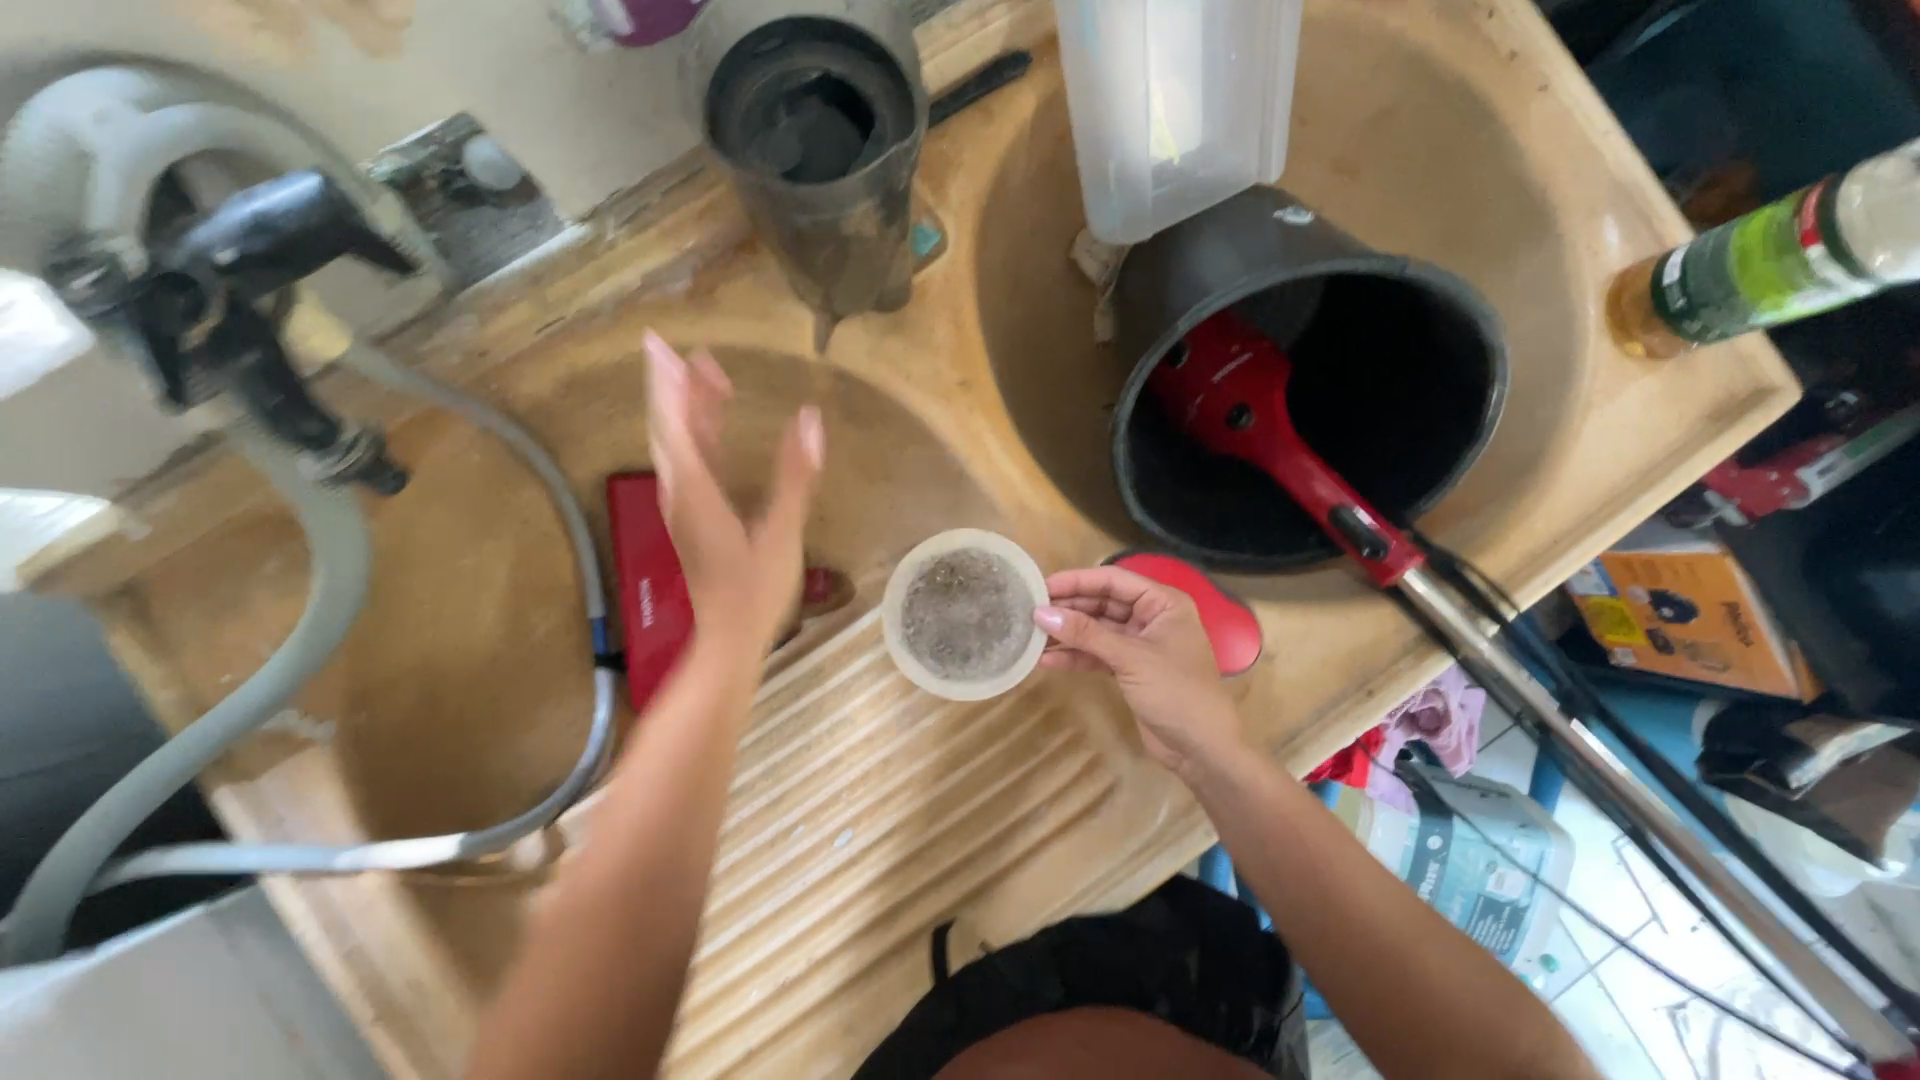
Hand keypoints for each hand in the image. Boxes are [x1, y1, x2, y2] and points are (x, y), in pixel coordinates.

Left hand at [644, 330, 822, 657]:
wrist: (729, 639)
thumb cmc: (755, 592)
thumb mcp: (781, 534)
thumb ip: (795, 477)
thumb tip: (811, 420)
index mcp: (696, 491)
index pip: (675, 425)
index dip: (668, 384)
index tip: (660, 346)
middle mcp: (680, 493)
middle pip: (670, 430)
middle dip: (677, 389)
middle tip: (694, 354)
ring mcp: (683, 508)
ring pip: (677, 447)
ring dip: (687, 410)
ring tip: (708, 378)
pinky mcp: (692, 520)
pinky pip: (688, 465)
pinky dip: (697, 438)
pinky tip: (714, 431)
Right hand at [1034, 566, 1244, 777]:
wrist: (1201, 748)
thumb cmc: (1176, 692)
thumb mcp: (1130, 658)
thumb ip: (1086, 634)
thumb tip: (1041, 613)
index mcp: (1163, 603)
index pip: (1114, 580)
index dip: (1077, 581)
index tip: (1042, 586)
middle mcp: (1152, 618)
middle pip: (1103, 603)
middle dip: (1069, 608)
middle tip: (1030, 611)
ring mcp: (1140, 645)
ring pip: (1097, 630)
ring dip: (1068, 633)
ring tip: (1031, 635)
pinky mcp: (1130, 670)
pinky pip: (1098, 654)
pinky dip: (1076, 657)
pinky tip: (1047, 660)